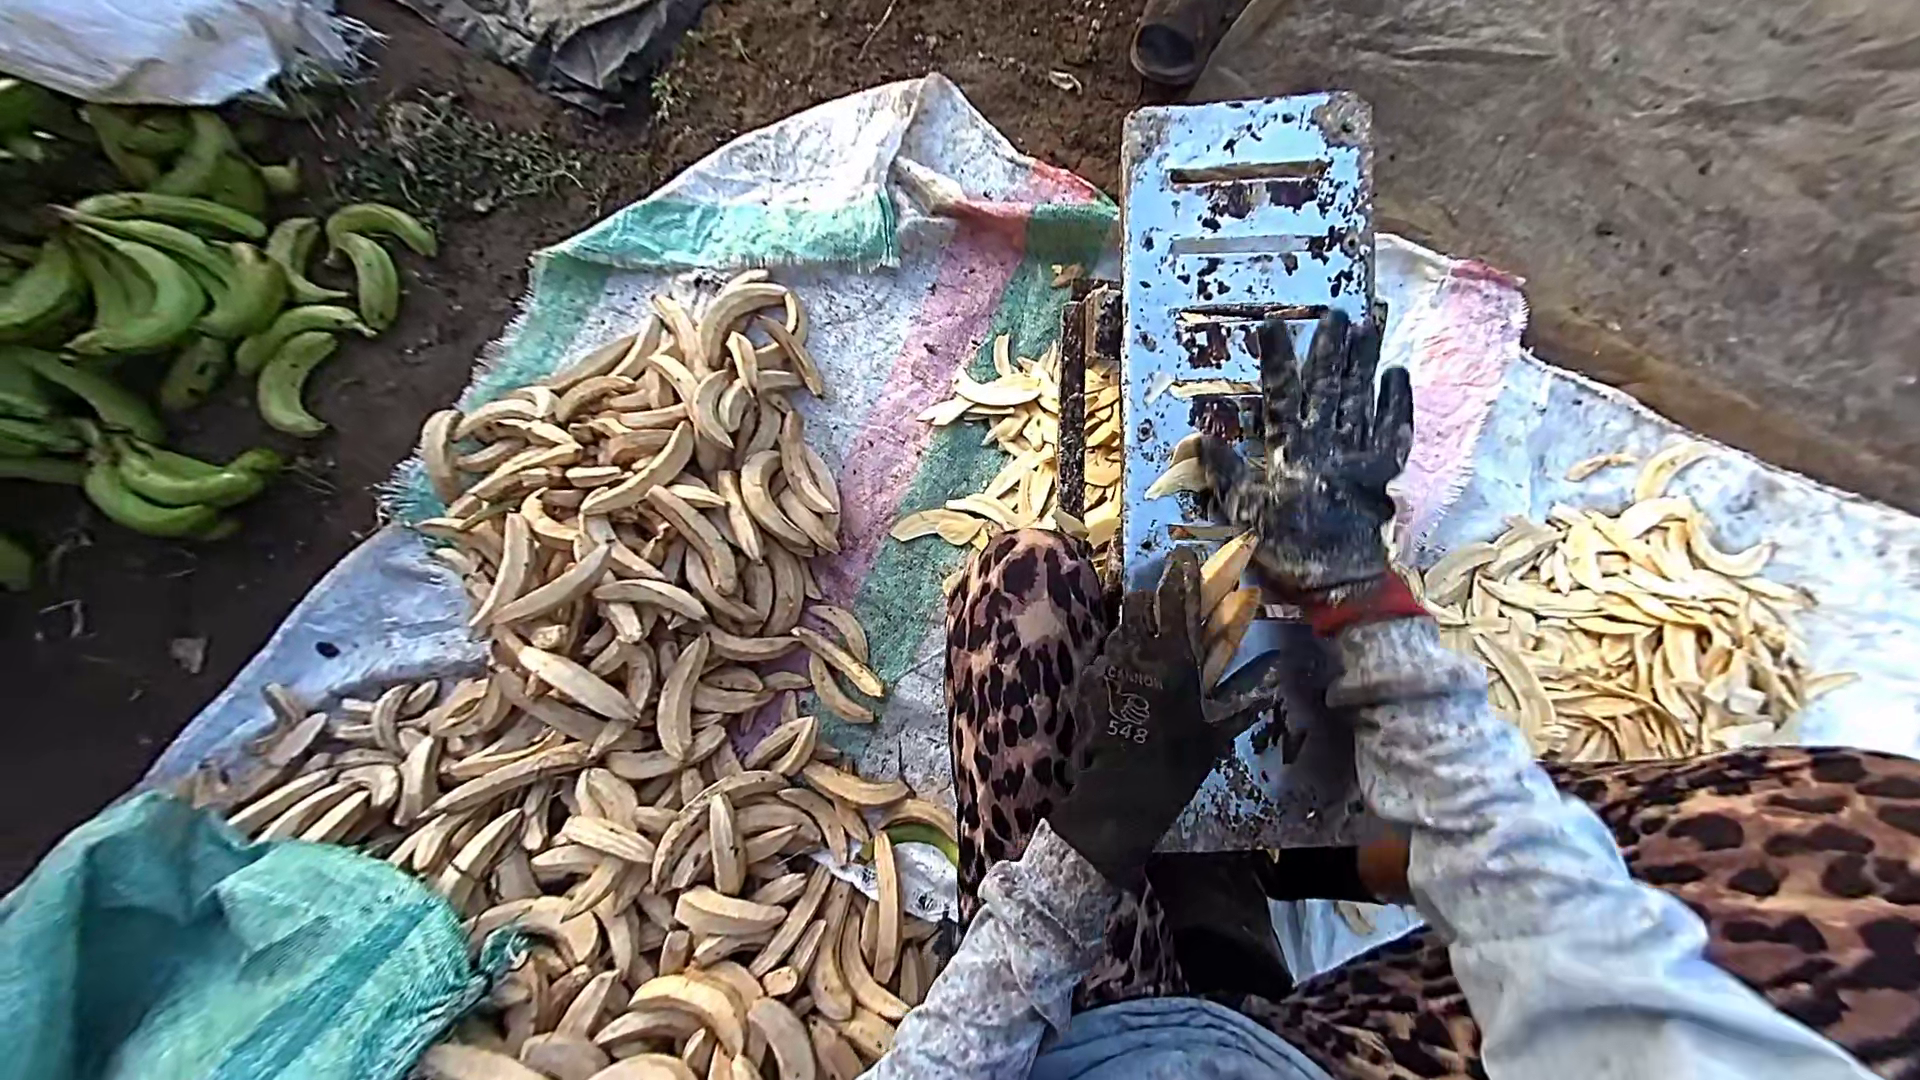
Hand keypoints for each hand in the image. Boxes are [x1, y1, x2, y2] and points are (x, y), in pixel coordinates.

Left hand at [1048, 546, 1283, 886]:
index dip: (1181, 573)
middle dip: (1150, 598)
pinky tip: (1121, 683)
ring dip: (1132, 632)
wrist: (1122, 788)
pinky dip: (1115, 661)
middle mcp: (1139, 650)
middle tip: (1159, 608)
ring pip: (1119, 627)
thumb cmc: (1176, 761)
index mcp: (1176, 658)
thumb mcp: (1214, 735)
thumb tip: (1268, 697)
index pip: (1178, 601)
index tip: (1184, 555)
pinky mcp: (1089, 677)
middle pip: (1139, 602)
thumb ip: (1241, 709)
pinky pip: (1104, 656)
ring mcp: (1109, 661)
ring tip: (1141, 653)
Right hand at [1199, 310, 1412, 602]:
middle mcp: (1327, 445)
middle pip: (1328, 388)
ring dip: (1364, 362)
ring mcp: (1358, 455)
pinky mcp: (1382, 468)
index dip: (1275, 360)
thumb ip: (1223, 474)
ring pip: (1361, 399)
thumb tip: (1197, 439)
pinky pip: (1393, 429)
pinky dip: (1397, 402)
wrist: (1337, 577)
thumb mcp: (1243, 511)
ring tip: (1369, 323)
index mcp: (1289, 453)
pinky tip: (1397, 373)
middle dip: (1329, 350)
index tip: (1270, 325)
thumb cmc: (1285, 544)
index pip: (1279, 397)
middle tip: (1334, 313)